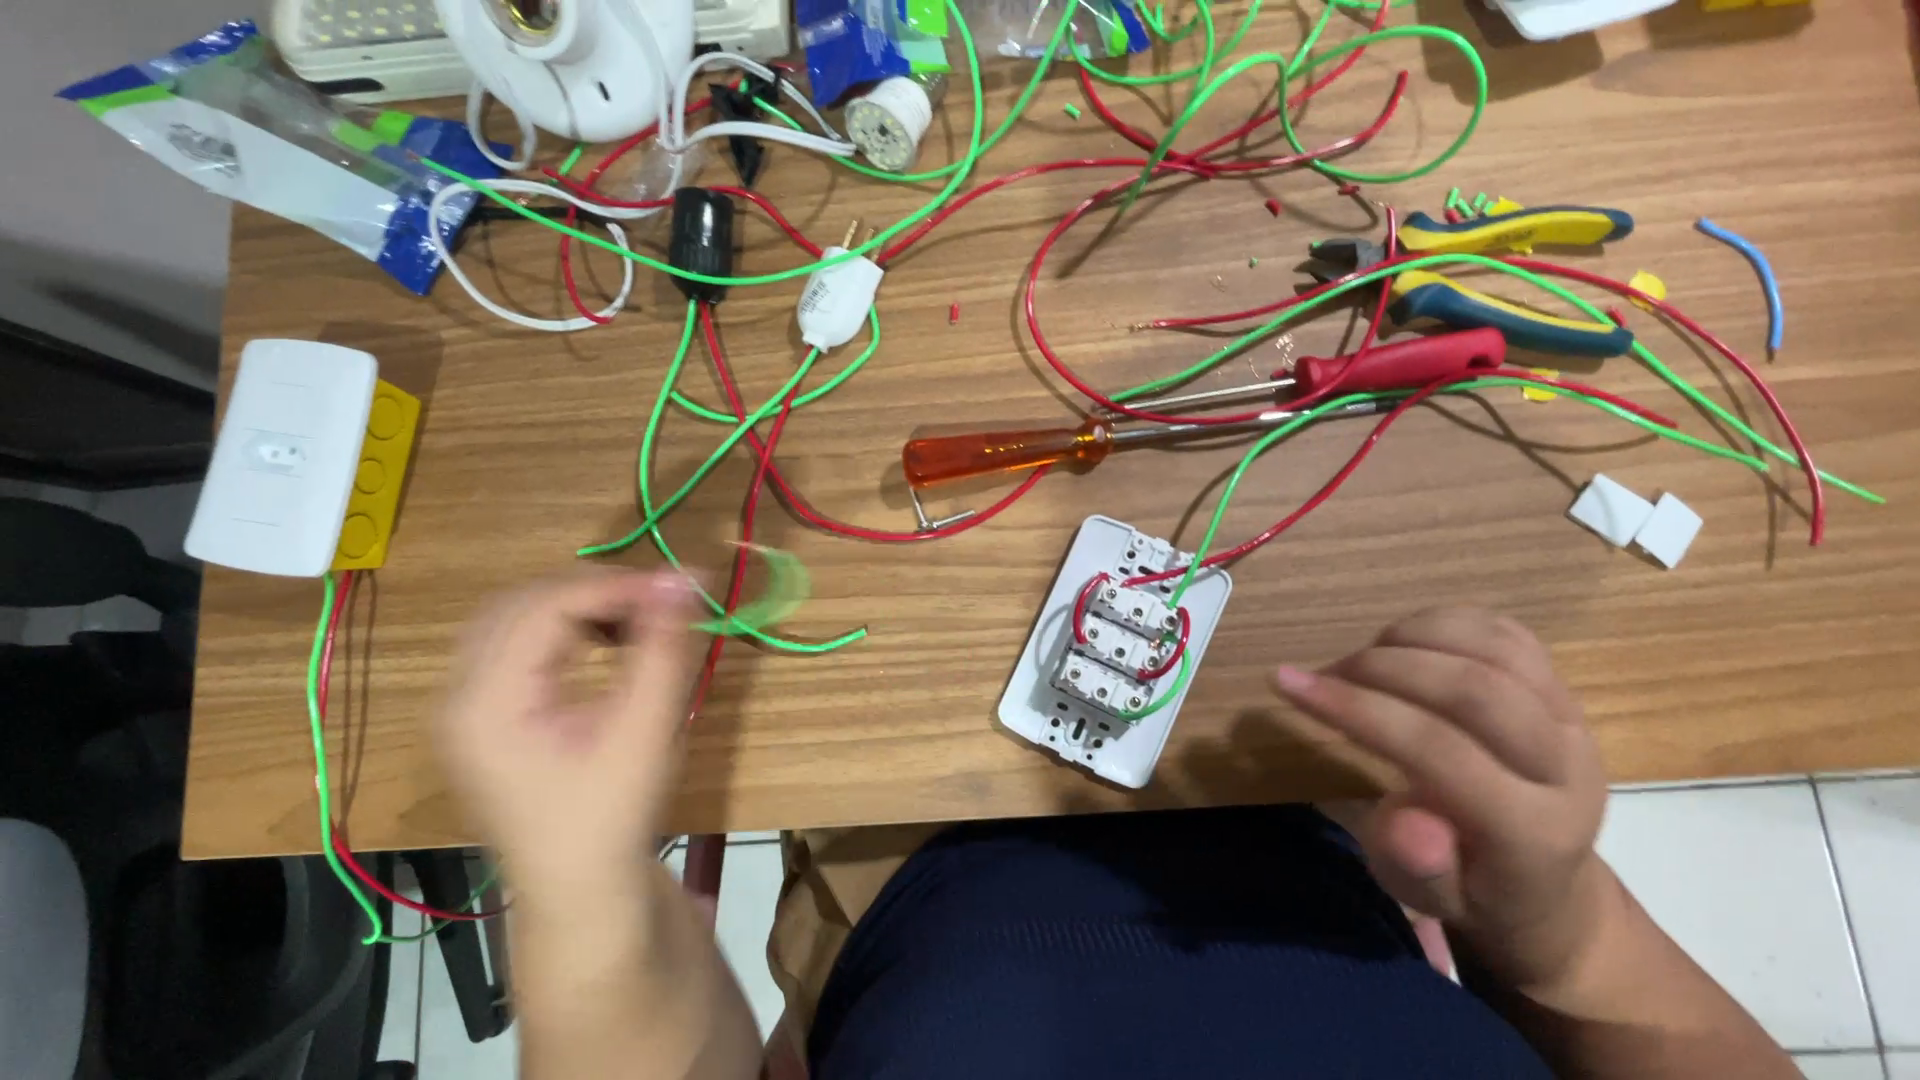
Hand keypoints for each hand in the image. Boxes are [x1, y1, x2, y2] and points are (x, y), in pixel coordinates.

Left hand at [434, 570, 697, 907]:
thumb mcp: (645, 731)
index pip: (545, 607)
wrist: (579, 891)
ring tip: (633, 620)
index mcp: (488, 703)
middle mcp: (460, 697)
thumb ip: (663, 649)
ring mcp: (464, 709)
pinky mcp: (481, 719)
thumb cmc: (612, 817)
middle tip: (654, 600)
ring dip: (573, 607)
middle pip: (518, 603)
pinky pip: (512, 646)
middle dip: (591, 591)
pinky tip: (602, 644)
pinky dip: (558, 631)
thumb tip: (686, 578)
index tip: (674, 588)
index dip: (613, 588)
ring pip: (512, 620)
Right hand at [1271, 606, 1609, 993]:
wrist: (1546, 883)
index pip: (1441, 752)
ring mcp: (1573, 721)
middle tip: (1324, 674)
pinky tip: (1402, 643)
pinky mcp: (1564, 690)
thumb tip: (1405, 821)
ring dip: (1413, 637)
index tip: (1286, 683)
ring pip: (1495, 649)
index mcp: (1533, 832)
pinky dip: (1446, 622)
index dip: (1358, 710)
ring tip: (1362, 659)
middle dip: (1382, 667)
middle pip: (1475, 690)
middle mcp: (1568, 768)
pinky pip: (1508, 634)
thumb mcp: (1429, 900)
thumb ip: (1417, 865)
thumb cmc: (1468, 888)